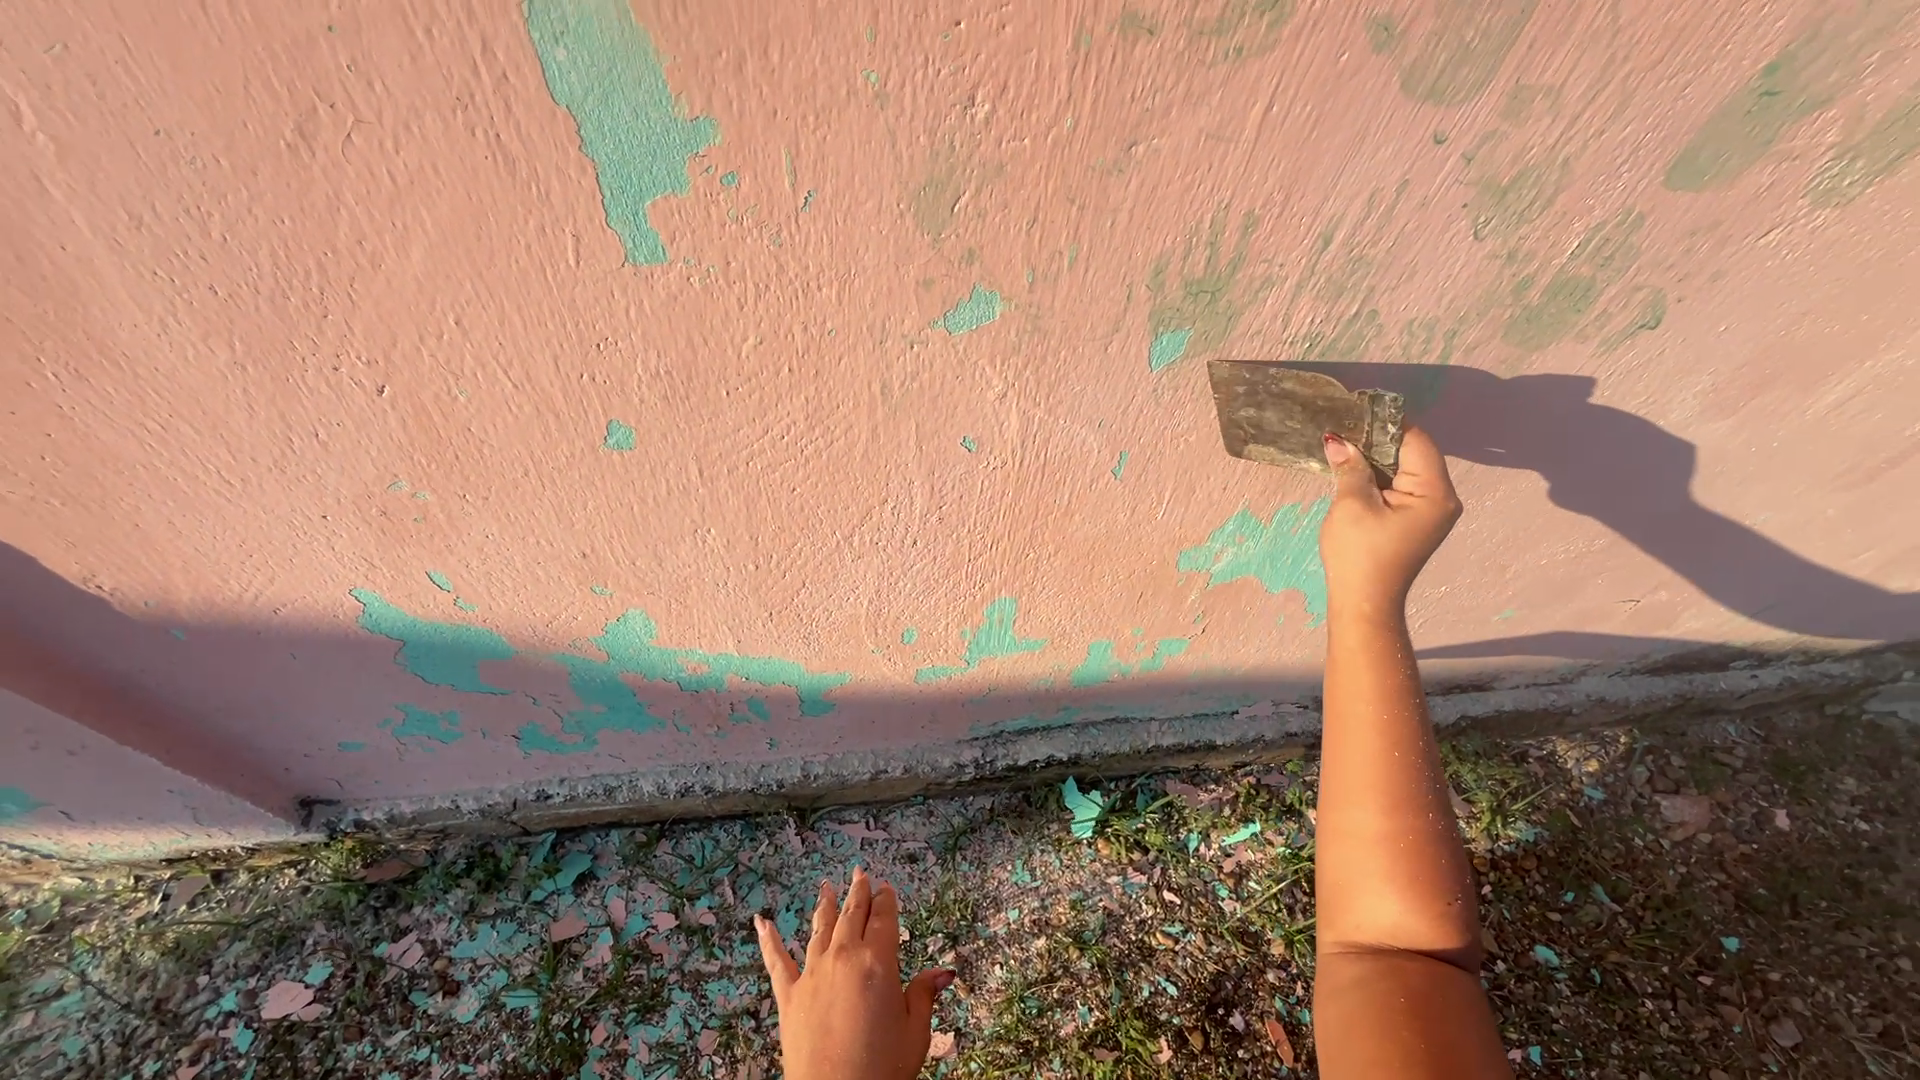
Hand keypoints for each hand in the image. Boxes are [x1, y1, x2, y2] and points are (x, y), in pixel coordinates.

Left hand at [755, 867, 953, 1079]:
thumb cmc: (880, 1069)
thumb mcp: (914, 1032)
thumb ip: (923, 995)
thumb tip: (943, 972)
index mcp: (878, 961)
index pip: (884, 919)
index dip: (886, 901)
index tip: (886, 888)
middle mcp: (843, 958)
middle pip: (852, 915)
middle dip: (858, 893)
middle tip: (861, 875)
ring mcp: (813, 974)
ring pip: (820, 928)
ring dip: (825, 905)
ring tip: (827, 886)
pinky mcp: (790, 996)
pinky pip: (777, 961)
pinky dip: (768, 940)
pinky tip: (761, 923)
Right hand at [1320, 426, 1460, 618]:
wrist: (1363, 603)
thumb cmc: (1360, 554)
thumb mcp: (1351, 504)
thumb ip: (1350, 467)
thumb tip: (1338, 441)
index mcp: (1435, 492)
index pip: (1415, 441)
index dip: (1386, 423)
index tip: (1355, 409)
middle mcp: (1441, 498)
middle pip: (1412, 454)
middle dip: (1378, 440)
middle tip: (1343, 426)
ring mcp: (1429, 511)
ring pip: (1403, 470)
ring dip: (1375, 459)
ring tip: (1343, 444)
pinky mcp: (1414, 521)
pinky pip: (1399, 487)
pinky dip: (1377, 477)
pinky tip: (1353, 470)